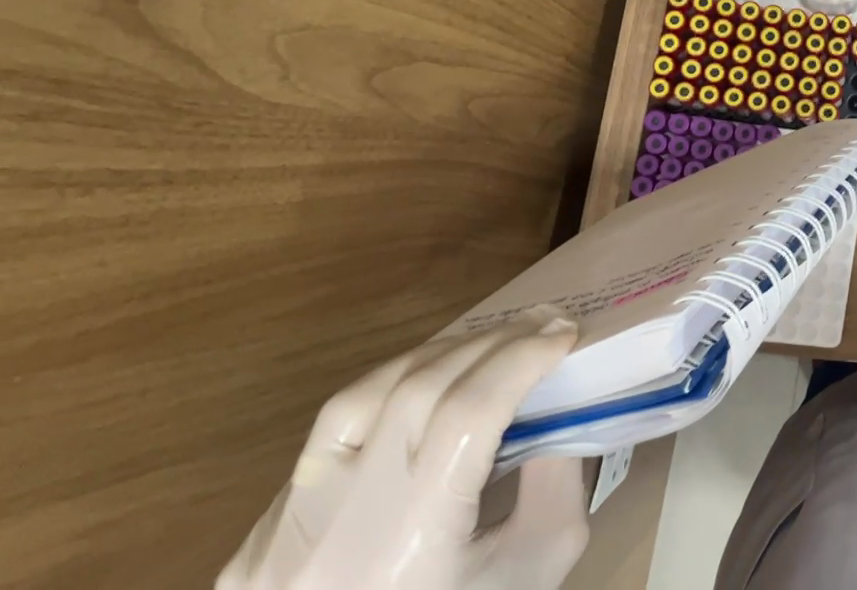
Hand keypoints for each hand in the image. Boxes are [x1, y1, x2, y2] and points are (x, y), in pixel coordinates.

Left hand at [218, 306, 589, 589]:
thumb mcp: (533, 570)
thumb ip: (556, 488)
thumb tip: (556, 416)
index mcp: (407, 542)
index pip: (466, 413)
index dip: (519, 360)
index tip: (565, 333)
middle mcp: (334, 522)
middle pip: (416, 390)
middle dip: (490, 345)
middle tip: (542, 325)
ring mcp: (282, 527)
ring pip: (359, 398)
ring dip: (436, 355)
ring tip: (490, 346)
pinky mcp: (258, 536)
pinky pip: (326, 439)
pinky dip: (384, 395)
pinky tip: (421, 392)